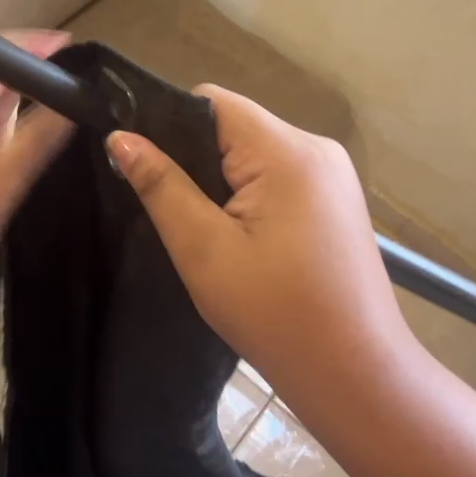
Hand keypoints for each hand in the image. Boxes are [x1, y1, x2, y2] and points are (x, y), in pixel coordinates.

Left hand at [0, 30, 76, 280]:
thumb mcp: (4, 175)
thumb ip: (38, 136)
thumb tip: (68, 106)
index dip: (30, 44)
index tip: (67, 45)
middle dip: (26, 70)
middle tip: (68, 76)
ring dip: (14, 97)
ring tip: (54, 101)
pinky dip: (1, 122)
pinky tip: (22, 136)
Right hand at [105, 85, 410, 372]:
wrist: (355, 373)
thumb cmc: (275, 312)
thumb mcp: (203, 249)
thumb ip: (161, 185)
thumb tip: (121, 137)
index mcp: (287, 151)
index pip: (211, 102)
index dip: (168, 125)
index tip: (143, 168)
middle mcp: (315, 148)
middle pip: (232, 124)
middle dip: (193, 157)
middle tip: (171, 209)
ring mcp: (331, 174)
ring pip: (251, 151)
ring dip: (219, 180)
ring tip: (202, 228)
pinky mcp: (334, 199)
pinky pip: (274, 173)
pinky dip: (245, 193)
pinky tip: (237, 236)